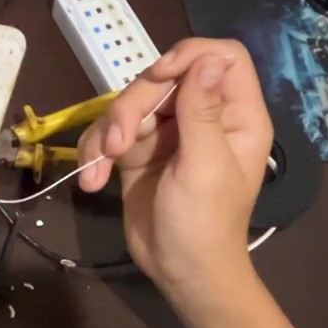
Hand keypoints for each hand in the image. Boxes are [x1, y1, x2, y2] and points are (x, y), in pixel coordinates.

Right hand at [75, 39, 272, 299]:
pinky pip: (108, 134)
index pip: (221, 58)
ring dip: (105, 134)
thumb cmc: (205, 223)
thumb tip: (207, 59)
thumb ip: (202, 111)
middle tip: (117, 146)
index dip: (188, 57)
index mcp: (235, 116)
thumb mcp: (205, 166)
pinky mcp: (136, 153)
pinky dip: (94, 154)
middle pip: (161, 80)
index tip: (158, 77)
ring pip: (129, 106)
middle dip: (131, 109)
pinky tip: (93, 181)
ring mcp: (167, 134)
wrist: (179, 271)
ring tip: (98, 170)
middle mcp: (201, 117)